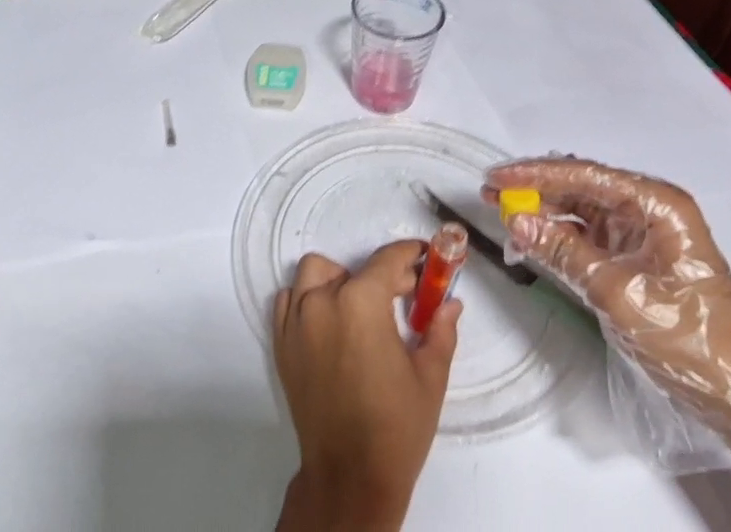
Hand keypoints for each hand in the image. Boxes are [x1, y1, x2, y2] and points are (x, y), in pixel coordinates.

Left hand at [273, 242, 459, 530]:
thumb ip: (439, 329)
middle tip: (404, 297)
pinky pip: (289, 301)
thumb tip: (450, 304)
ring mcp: (295, 322)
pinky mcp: (281, 343)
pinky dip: (308, 299)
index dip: (409, 255)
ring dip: (339, 280)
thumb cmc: (397, 425)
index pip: (387, 260)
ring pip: (314, 274)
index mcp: (361, 303)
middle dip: (381, 276)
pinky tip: (332, 322)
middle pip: (352, 268)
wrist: (350, 474)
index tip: (425, 258)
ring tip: (362, 308)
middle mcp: (321, 302)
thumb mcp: (430, 375)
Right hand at [486, 159, 730, 451]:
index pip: (587, 175)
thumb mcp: (619, 293)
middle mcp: (651, 211)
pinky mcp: (634, 261)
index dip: (536, 174)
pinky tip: (529, 244)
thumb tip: (516, 220)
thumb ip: (565, 253)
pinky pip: (587, 239)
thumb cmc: (689, 338)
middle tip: (489, 194)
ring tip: (503, 219)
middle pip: (582, 188)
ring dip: (543, 215)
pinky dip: (557, 241)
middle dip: (536, 191)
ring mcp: (643, 236)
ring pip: (581, 212)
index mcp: (659, 206)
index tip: (495, 177)